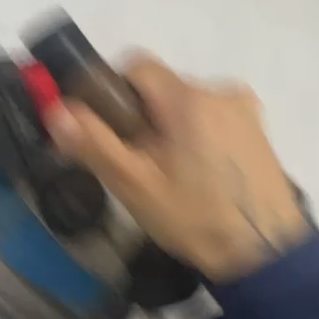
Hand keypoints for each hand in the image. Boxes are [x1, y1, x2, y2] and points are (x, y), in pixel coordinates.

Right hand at [44, 53, 307, 282]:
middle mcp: (220, 90)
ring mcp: (244, 110)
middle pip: (160, 89)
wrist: (264, 251)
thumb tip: (55, 109)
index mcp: (188, 98)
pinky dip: (192, 138)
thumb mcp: (133, 184)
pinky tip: (193, 177)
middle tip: (132, 165)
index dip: (109, 92)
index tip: (101, 130)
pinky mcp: (258, 130)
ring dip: (166, 130)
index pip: (136, 66)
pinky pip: (210, 120)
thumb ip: (92, 142)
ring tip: (164, 176)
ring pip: (184, 106)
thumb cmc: (192, 216)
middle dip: (138, 119)